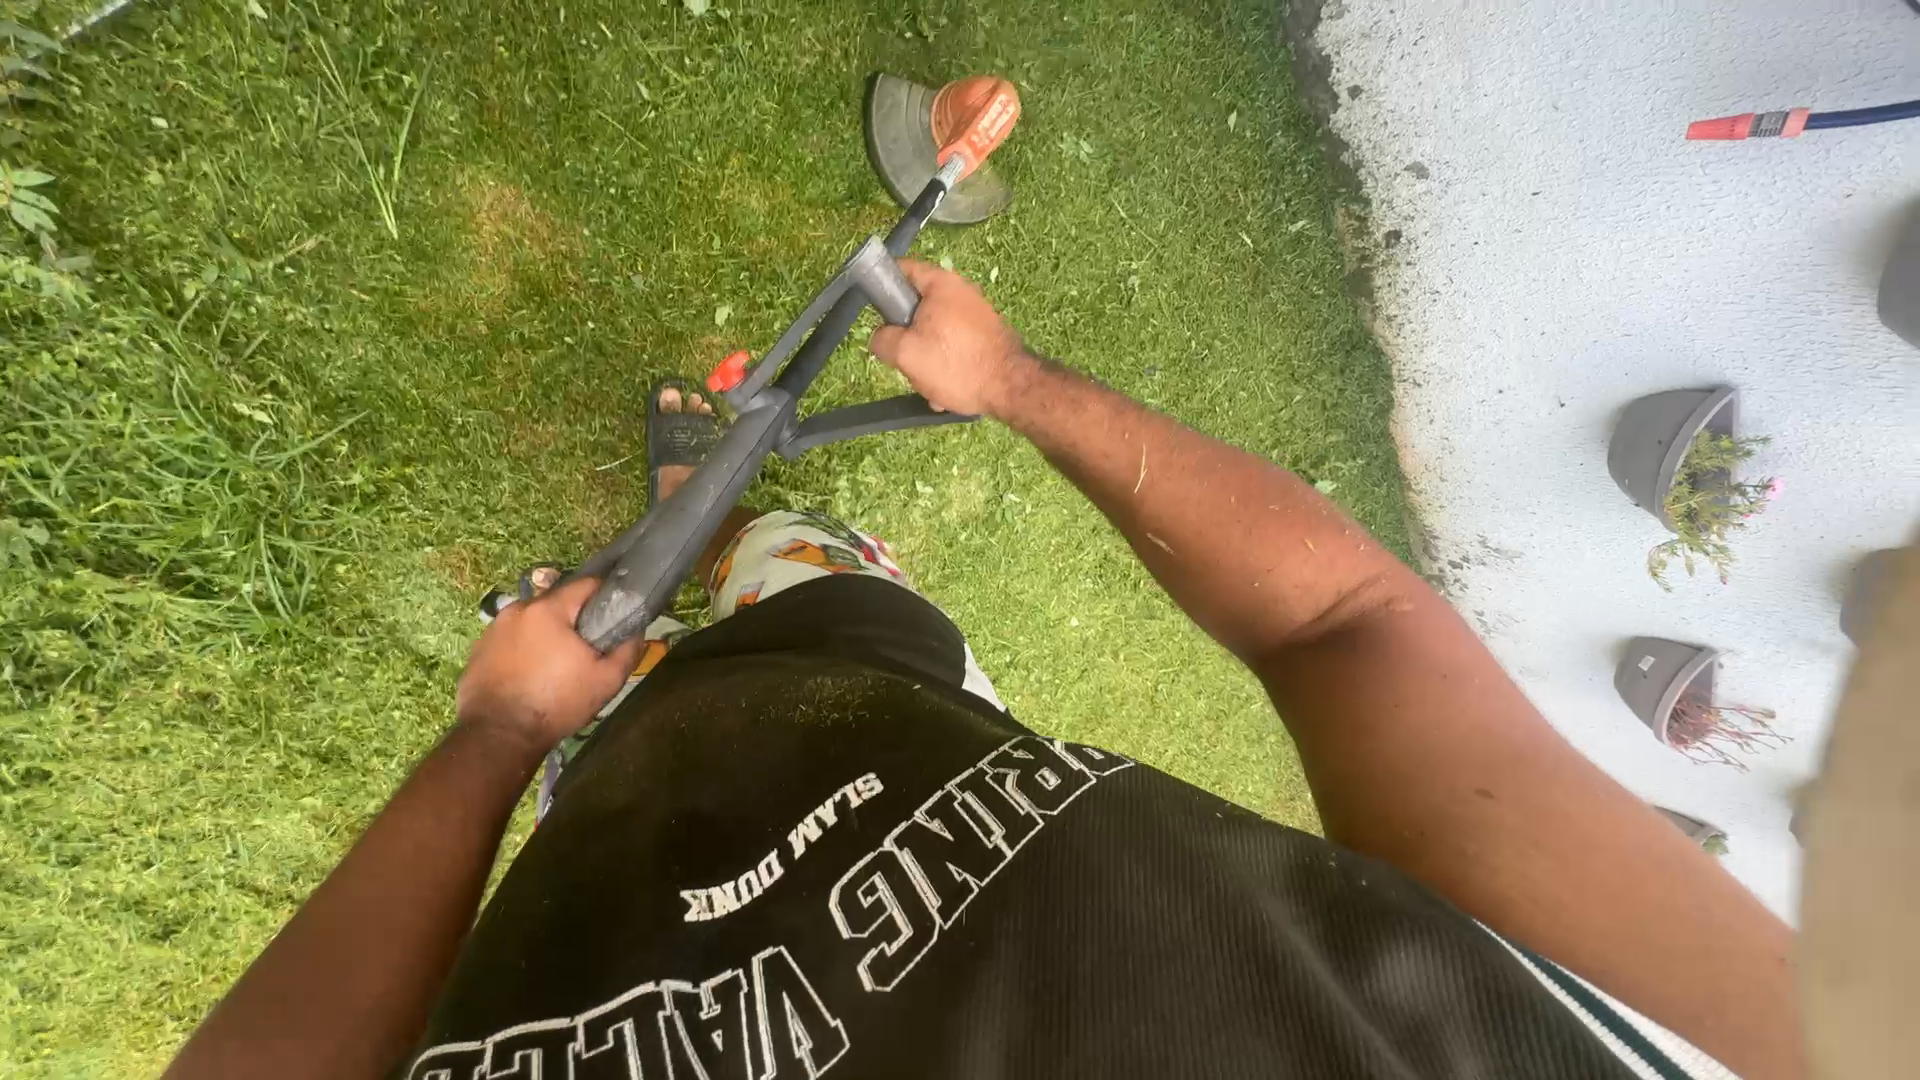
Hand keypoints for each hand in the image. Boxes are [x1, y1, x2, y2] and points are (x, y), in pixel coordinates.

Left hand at [453, 576, 644, 756]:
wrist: (498, 737)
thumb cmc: (557, 703)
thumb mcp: (608, 680)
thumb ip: (628, 649)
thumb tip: (636, 631)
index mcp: (549, 609)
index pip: (587, 584)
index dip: (607, 595)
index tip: (617, 614)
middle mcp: (518, 609)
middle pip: (558, 601)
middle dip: (576, 617)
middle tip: (589, 644)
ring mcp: (493, 629)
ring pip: (533, 620)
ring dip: (549, 632)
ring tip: (559, 661)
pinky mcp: (478, 649)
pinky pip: (512, 638)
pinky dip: (526, 648)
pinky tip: (533, 673)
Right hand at [867, 259, 1037, 417]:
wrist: (1011, 388)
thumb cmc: (956, 365)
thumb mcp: (905, 354)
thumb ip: (882, 340)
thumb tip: (880, 337)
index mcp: (940, 284)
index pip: (901, 269)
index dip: (882, 288)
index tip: (875, 314)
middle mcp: (961, 292)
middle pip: (917, 307)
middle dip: (907, 337)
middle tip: (905, 359)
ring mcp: (976, 315)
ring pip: (934, 332)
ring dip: (927, 359)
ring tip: (930, 384)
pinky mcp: (985, 336)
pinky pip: (954, 346)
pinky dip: (947, 365)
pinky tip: (948, 389)